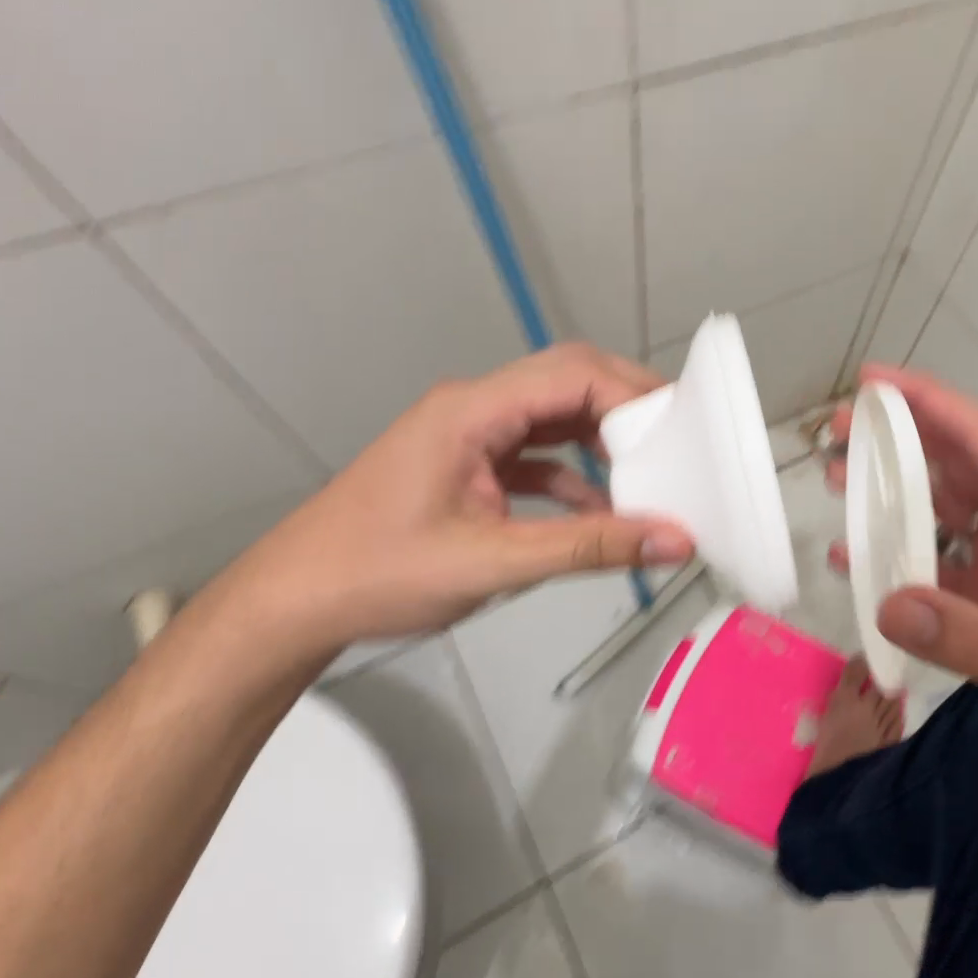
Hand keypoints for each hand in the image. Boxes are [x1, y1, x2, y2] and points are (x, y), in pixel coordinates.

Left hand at [192, 344, 694, 660]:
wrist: (294, 603)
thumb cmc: (379, 574)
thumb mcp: (494, 563)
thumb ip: (589, 548)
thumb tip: (673, 541)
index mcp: (471, 411)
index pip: (571, 375)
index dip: (633, 396)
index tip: (682, 433)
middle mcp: (473, 409)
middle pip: (566, 382)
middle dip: (625, 408)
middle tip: (679, 442)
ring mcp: (469, 436)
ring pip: (553, 417)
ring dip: (602, 441)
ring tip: (653, 473)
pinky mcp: (468, 466)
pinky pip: (536, 455)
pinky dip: (573, 476)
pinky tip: (600, 511)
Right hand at [827, 365, 977, 772]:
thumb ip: (964, 637)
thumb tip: (884, 604)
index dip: (930, 403)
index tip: (872, 382)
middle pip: (959, 460)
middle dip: (899, 438)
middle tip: (839, 428)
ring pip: (946, 501)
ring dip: (894, 487)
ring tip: (837, 476)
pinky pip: (941, 554)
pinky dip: (901, 548)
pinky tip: (858, 552)